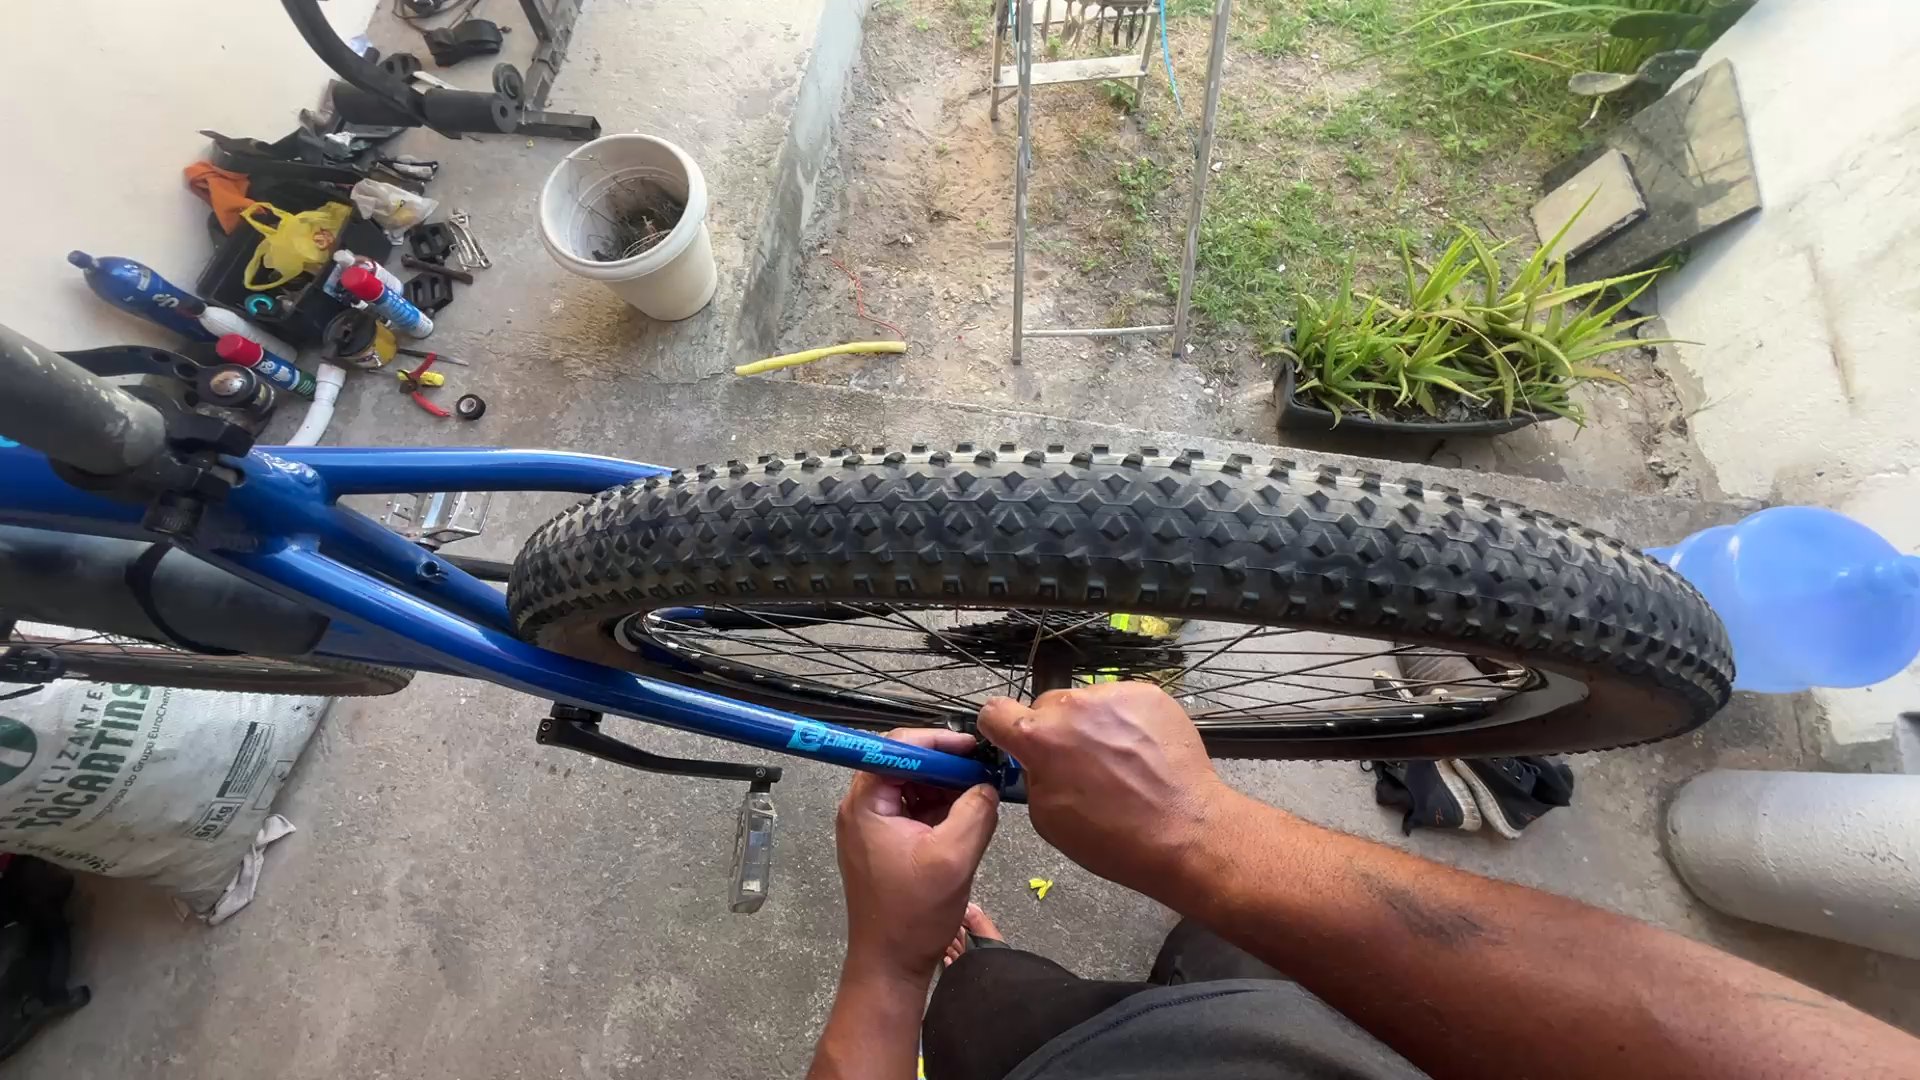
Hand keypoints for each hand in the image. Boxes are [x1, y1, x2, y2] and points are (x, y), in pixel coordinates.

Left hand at [834, 727, 999, 982]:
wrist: (891, 965)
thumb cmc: (912, 915)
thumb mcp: (953, 858)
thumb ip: (975, 811)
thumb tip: (988, 785)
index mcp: (866, 802)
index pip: (899, 746)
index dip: (938, 740)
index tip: (972, 747)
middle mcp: (863, 805)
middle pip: (905, 761)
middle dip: (945, 763)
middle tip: (980, 769)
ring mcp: (872, 822)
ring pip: (913, 783)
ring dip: (945, 785)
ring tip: (978, 793)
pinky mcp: (885, 838)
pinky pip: (914, 806)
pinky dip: (940, 806)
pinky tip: (965, 814)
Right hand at [977, 682, 1244, 898]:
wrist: (1186, 832)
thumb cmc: (1114, 837)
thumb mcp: (1048, 818)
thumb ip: (1032, 775)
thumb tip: (1035, 760)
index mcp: (1039, 738)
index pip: (994, 711)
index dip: (998, 727)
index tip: (1009, 738)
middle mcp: (1072, 706)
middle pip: (1046, 707)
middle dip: (1053, 730)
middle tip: (1079, 764)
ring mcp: (1112, 694)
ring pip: (1085, 703)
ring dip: (1091, 724)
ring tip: (1119, 762)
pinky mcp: (1146, 693)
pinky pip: (1121, 701)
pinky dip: (1125, 721)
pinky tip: (1142, 753)